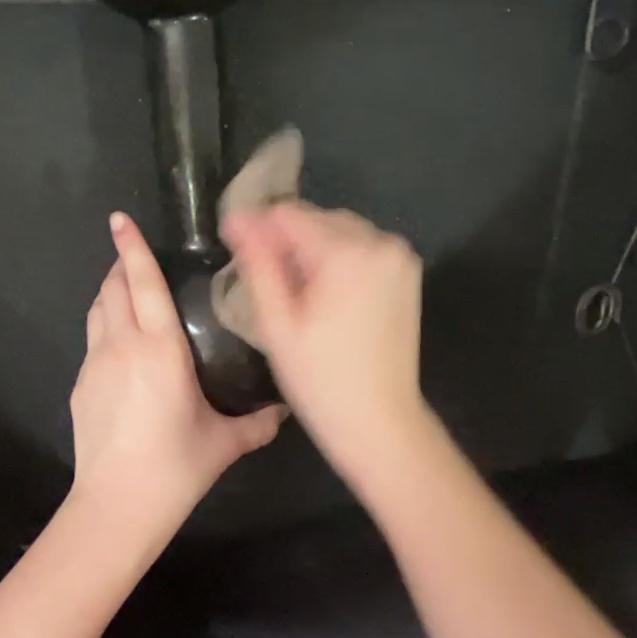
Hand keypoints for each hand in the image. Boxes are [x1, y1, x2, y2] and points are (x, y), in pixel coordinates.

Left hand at [68, 213, 285, 536]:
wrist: (117, 504)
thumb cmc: (176, 467)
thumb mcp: (225, 442)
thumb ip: (258, 422)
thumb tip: (285, 410)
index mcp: (160, 348)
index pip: (142, 283)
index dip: (131, 247)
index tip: (121, 219)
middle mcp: (122, 345)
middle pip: (113, 288)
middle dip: (121, 264)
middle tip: (137, 256)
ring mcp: (95, 364)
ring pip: (97, 311)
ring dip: (109, 292)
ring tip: (126, 289)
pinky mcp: (81, 386)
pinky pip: (93, 341)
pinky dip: (105, 326)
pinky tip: (121, 344)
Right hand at [220, 203, 427, 471]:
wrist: (380, 421)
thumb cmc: (320, 379)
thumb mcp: (278, 324)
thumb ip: (259, 265)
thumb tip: (238, 222)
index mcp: (348, 253)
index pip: (290, 216)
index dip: (257, 225)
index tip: (231, 239)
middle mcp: (380, 244)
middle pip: (318, 219)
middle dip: (285, 237)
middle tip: (257, 270)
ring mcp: (398, 259)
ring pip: (340, 232)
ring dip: (310, 247)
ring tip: (286, 284)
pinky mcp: (405, 275)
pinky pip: (361, 250)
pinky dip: (336, 260)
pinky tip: (318, 292)